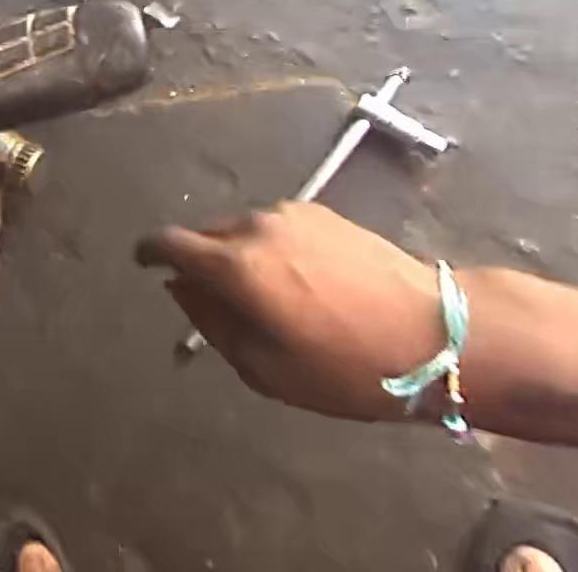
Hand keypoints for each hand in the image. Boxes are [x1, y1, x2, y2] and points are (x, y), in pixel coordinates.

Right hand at [136, 201, 445, 420]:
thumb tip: (179, 287)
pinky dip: (263, 243)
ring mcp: (287, 212)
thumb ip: (212, 322)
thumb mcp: (267, 368)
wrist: (435, 330)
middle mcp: (253, 225)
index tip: (143, 262)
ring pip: (237, 227)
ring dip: (232, 252)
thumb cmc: (347, 366)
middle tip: (213, 297)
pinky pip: (270, 223)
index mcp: (235, 265)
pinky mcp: (316, 209)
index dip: (149, 251)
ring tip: (262, 291)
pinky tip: (294, 274)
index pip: (170, 243)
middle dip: (195, 259)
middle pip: (203, 234)